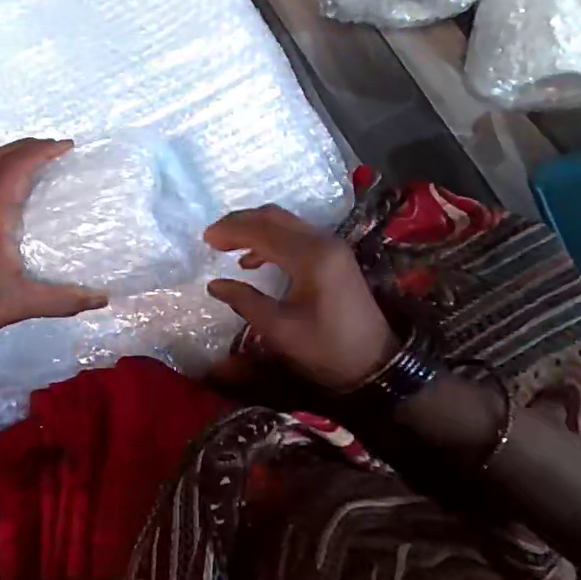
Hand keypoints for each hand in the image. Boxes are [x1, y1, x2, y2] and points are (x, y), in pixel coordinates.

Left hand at [0, 139, 107, 339]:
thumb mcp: (26, 303)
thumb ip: (66, 300)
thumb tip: (103, 298)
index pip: (17, 167)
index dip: (42, 151)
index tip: (67, 147)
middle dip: (27, 146)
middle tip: (55, 148)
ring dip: (8, 153)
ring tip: (32, 157)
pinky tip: (5, 181)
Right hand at [203, 204, 396, 391]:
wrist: (375, 362)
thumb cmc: (327, 348)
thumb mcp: (279, 330)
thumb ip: (245, 302)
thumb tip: (214, 285)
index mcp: (310, 257)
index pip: (263, 230)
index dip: (231, 231)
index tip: (205, 239)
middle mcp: (323, 241)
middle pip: (274, 217)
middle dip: (240, 223)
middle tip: (212, 237)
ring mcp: (331, 246)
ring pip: (285, 222)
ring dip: (254, 228)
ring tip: (226, 245)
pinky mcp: (334, 255)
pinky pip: (296, 234)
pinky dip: (270, 238)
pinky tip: (252, 259)